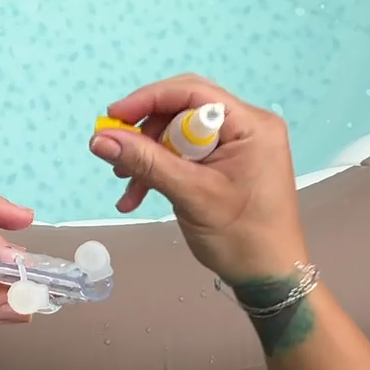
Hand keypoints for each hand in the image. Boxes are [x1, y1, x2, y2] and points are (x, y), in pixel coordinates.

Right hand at [90, 74, 308, 284]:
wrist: (270, 277)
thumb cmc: (241, 237)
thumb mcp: (190, 195)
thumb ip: (145, 162)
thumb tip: (99, 139)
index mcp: (250, 125)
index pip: (191, 92)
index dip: (147, 100)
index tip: (113, 119)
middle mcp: (247, 126)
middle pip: (181, 110)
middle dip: (145, 133)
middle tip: (116, 154)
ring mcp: (238, 145)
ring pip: (177, 135)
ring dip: (148, 157)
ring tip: (125, 184)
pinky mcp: (227, 163)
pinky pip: (185, 155)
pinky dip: (160, 171)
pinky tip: (137, 195)